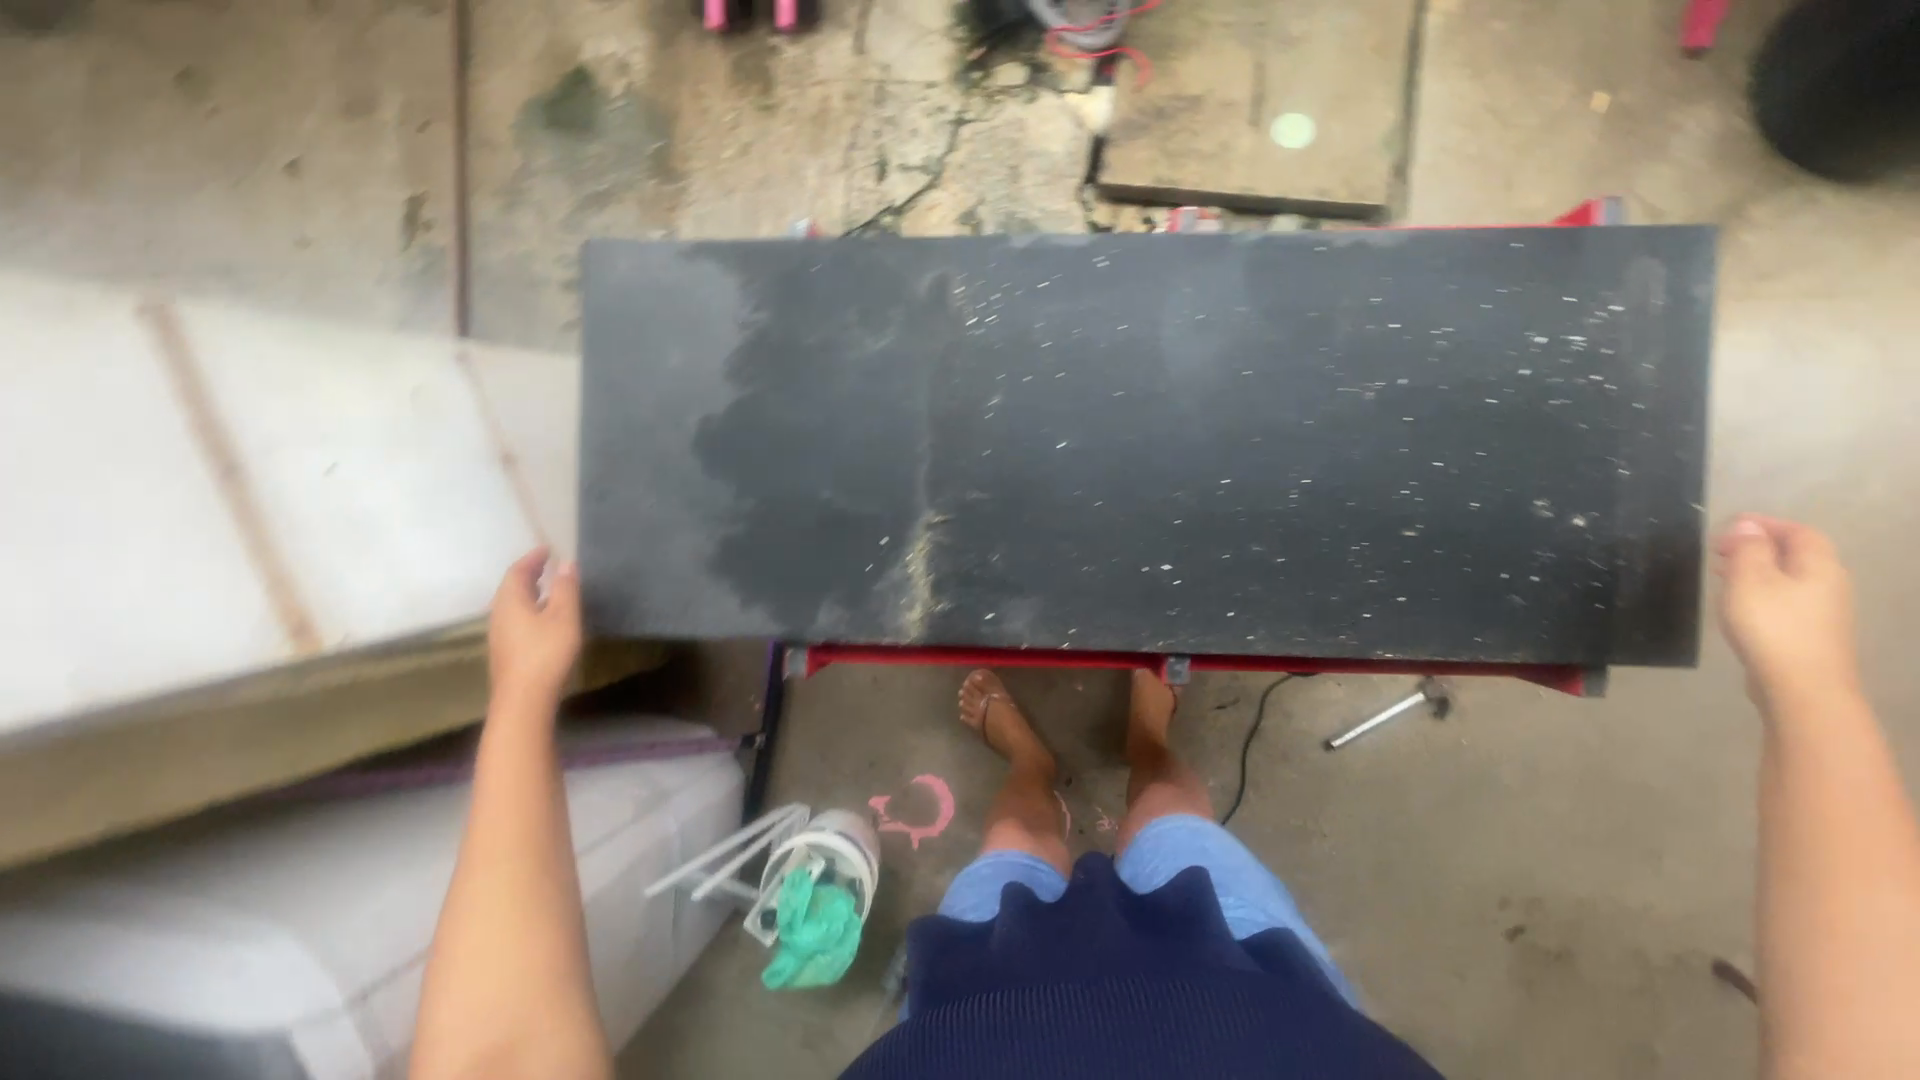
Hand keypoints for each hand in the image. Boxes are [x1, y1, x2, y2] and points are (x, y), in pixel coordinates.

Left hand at [488, 547, 581, 706]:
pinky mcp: (505, 650)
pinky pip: (515, 619)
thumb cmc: (546, 653)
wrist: (524, 699)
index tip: (547, 550)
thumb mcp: (564, 617)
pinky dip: (529, 608)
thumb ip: (566, 589)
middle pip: (511, 587)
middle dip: (529, 574)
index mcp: (510, 601)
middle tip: (547, 566)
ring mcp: (499, 634)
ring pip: (512, 604)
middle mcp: (499, 614)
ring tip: (548, 589)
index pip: (517, 571)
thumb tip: (566, 564)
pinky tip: (544, 619)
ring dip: (529, 593)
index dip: (532, 558)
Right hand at [1715, 515, 1859, 713]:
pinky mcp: (1809, 631)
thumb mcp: (1750, 580)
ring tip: (1722, 571)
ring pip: (1789, 577)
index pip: (1798, 532)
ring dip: (1757, 568)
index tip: (1728, 525)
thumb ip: (1748, 549)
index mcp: (1818, 566)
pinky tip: (1738, 601)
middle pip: (1797, 554)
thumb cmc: (1771, 626)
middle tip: (1720, 548)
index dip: (1766, 524)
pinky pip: (1784, 597)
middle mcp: (1828, 584)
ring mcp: (1822, 610)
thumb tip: (1747, 525)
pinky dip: (1760, 588)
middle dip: (1759, 545)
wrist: (1801, 685)